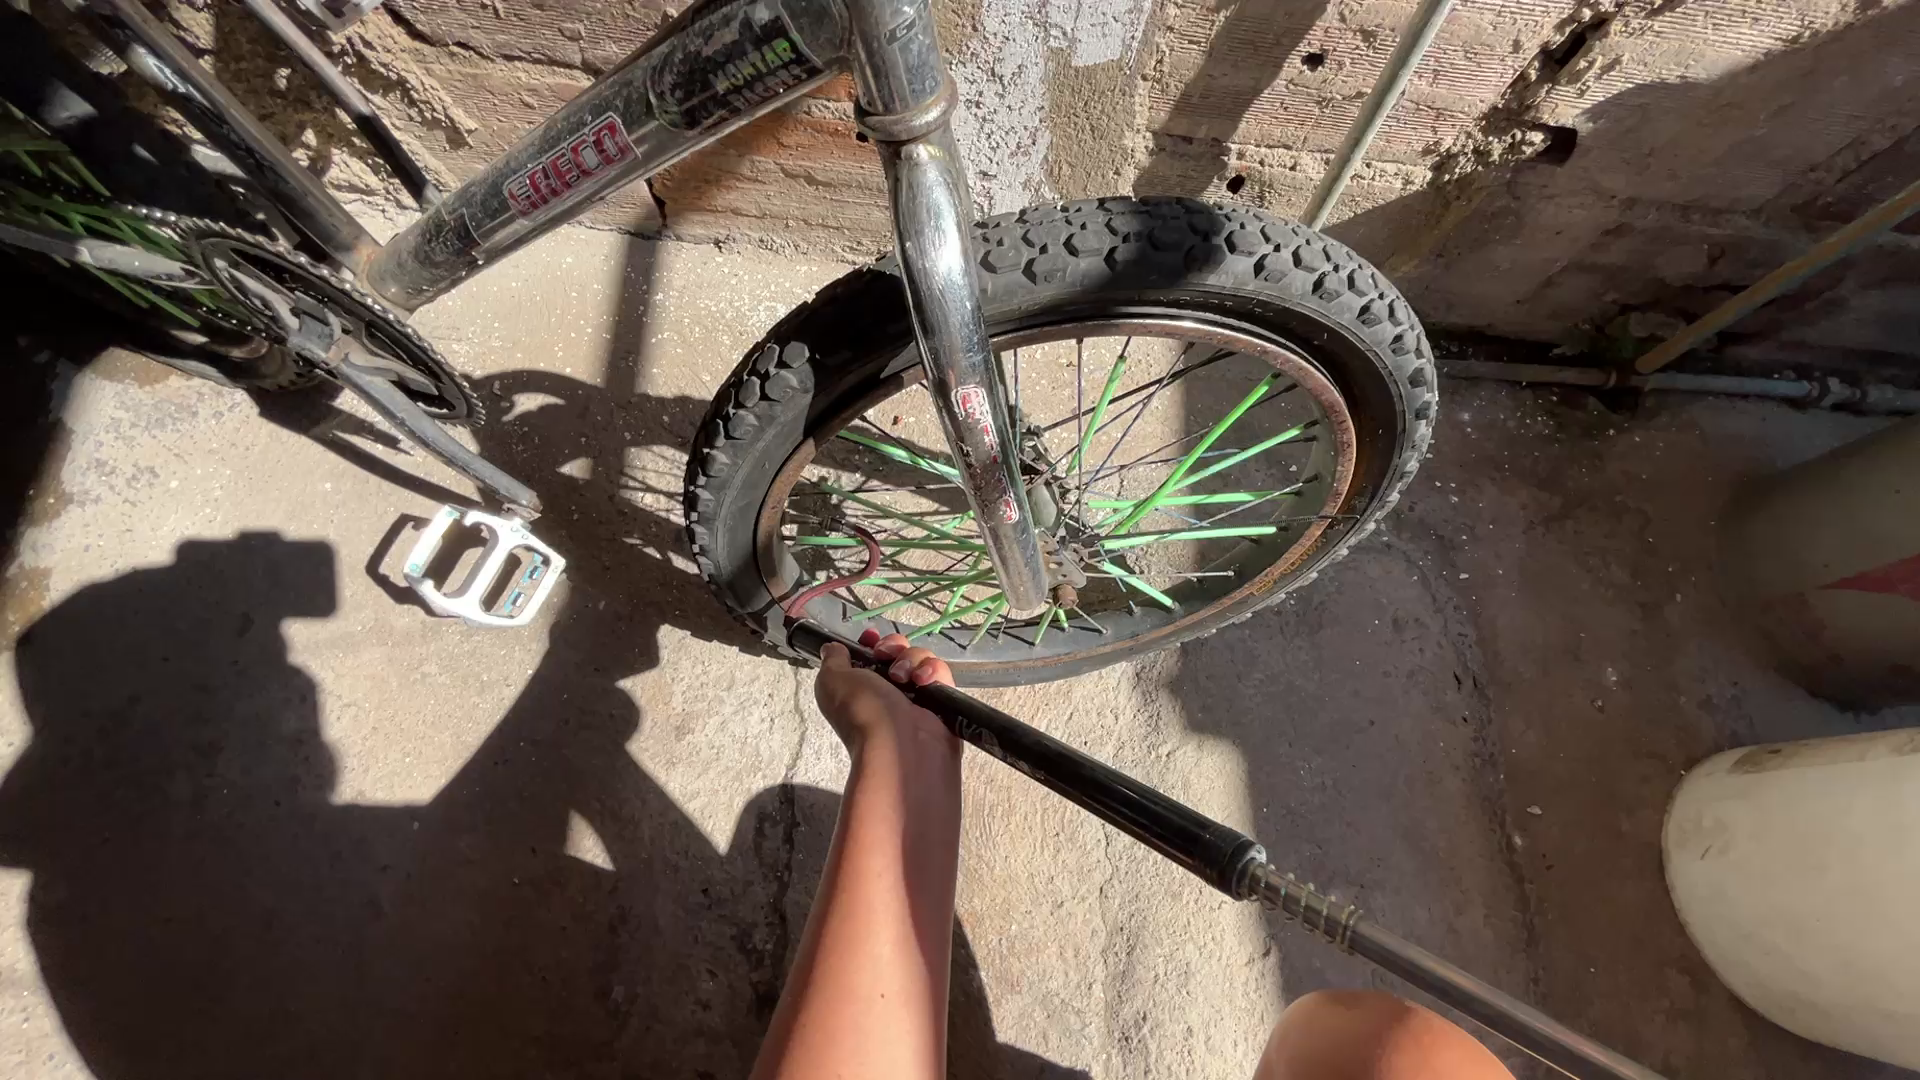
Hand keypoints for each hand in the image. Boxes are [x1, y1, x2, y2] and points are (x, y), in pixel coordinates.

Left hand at [815, 629, 955, 754]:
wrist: (899, 747)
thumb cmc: (862, 711)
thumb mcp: (833, 680)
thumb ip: (832, 660)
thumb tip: (831, 647)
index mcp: (860, 686)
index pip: (870, 654)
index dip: (872, 642)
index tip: (871, 636)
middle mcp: (888, 690)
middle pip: (898, 650)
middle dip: (893, 646)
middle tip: (887, 659)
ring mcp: (915, 695)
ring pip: (920, 657)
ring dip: (912, 660)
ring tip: (905, 679)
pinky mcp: (940, 700)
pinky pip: (940, 672)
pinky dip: (934, 671)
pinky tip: (925, 681)